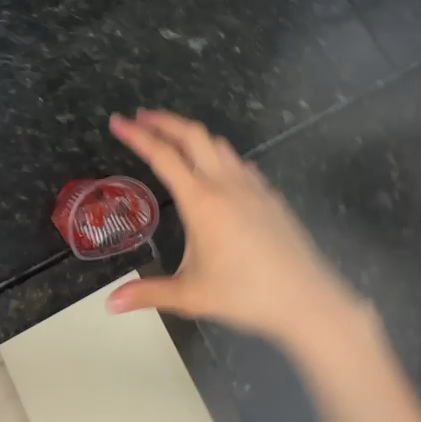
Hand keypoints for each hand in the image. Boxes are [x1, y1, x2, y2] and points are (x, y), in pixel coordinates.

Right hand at [105, 109, 367, 340]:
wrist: (309, 302)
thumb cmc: (246, 296)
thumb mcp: (190, 296)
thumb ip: (148, 293)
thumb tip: (111, 304)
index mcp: (201, 201)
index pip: (162, 155)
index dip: (136, 135)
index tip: (117, 121)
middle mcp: (225, 184)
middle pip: (192, 134)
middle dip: (163, 120)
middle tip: (140, 117)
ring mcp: (252, 186)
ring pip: (217, 143)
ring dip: (191, 134)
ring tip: (173, 138)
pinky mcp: (270, 195)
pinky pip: (238, 162)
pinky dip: (217, 154)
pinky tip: (215, 169)